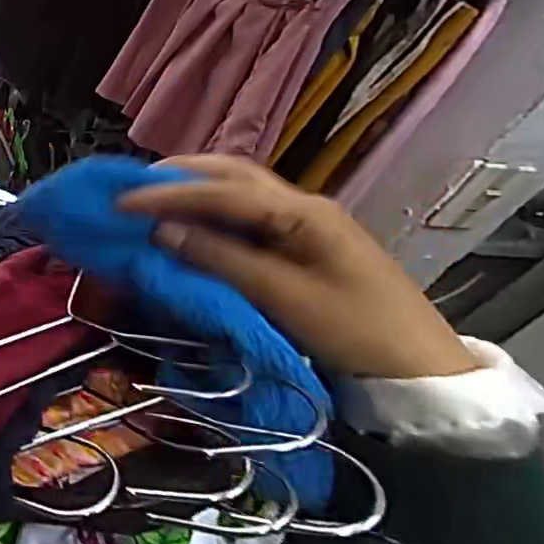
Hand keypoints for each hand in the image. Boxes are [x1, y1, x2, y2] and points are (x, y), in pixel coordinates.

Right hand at [118, 155, 477, 379]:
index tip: (123, 201)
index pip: (223, 190)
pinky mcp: (304, 242)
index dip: (170, 194)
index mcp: (301, 211)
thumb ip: (223, 259)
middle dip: (182, 175)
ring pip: (241, 189)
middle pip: (233, 173)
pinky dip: (214, 214)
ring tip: (155, 198)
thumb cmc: (355, 332)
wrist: (421, 370)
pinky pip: (249, 215)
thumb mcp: (284, 298)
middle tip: (135, 186)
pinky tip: (193, 224)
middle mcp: (301, 203)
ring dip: (197, 189)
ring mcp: (305, 220)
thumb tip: (164, 231)